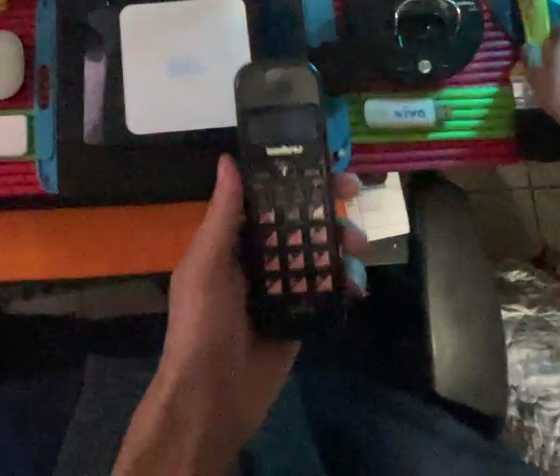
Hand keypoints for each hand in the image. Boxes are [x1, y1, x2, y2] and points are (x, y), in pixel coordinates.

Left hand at [114, 156, 367, 475]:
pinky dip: (343, 284)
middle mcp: (257, 258)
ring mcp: (280, 288)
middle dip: (326, 206)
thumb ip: (223, 215)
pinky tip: (357, 285)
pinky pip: (325, 293)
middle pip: (297, 222)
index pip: (265, 197)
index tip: (322, 162)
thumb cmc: (201, 324)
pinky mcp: (298, 318)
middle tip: (355, 193)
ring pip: (315, 253)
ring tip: (358, 245)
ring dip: (340, 243)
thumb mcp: (206, 264)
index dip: (293, 178)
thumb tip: (228, 160)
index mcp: (231, 239)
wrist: (211, 399)